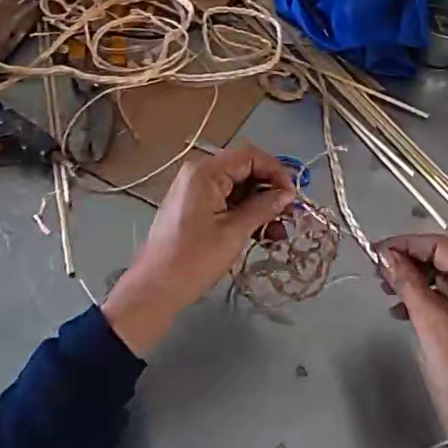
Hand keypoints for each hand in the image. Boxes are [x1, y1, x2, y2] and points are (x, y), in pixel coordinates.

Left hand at [101, 147, 297, 355]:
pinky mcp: (194, 208)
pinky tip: (262, 233)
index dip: (276, 172)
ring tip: (279, 231)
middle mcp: (198, 174)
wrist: (154, 290)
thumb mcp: (235, 232)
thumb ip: (263, 207)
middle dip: (270, 191)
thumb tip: (287, 194)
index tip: (293, 195)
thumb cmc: (194, 259)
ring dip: (260, 206)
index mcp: (205, 172)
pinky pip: (227, 201)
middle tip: (290, 214)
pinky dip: (245, 213)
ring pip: (238, 188)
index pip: (250, 157)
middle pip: (244, 171)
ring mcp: (195, 191)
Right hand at [377, 234, 447, 447]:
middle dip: (409, 262)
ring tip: (386, 291)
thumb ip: (407, 283)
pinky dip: (426, 300)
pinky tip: (403, 311)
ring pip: (444, 280)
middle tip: (377, 272)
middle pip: (443, 260)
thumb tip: (386, 256)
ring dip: (415, 282)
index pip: (440, 246)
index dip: (405, 244)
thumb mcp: (429, 324)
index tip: (374, 251)